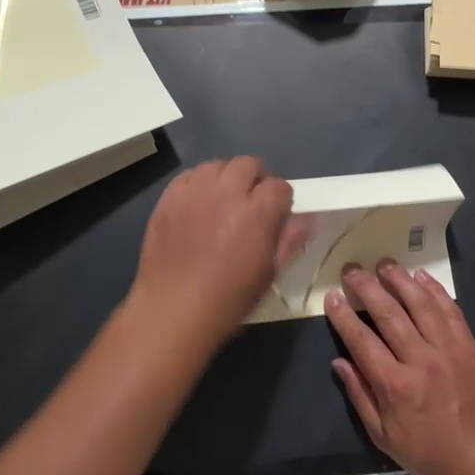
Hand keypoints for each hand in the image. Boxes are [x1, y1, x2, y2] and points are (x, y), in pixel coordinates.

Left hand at [131, 158, 305, 345]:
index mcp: (256, 212)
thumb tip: (306, 219)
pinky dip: (198, 183)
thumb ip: (289, 240)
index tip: (276, 215)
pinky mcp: (168, 198)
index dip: (281, 199)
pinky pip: (189, 175)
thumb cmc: (228, 299)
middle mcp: (226, 193)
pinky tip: (197, 204)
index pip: (279, 185)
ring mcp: (194, 192)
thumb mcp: (269, 274)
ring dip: (226, 178)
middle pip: (248, 164)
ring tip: (223, 201)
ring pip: (217, 164)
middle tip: (251, 203)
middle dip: (256, 179)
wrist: (172, 310)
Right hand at [324, 260, 474, 474]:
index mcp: (394, 385)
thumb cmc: (429, 452)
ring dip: (400, 280)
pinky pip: (449, 309)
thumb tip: (339, 362)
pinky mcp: (467, 345)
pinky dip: (434, 290)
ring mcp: (447, 349)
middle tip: (352, 269)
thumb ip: (360, 396)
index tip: (332, 297)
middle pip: (388, 313)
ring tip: (384, 264)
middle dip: (367, 287)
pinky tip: (420, 277)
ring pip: (419, 303)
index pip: (362, 340)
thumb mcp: (384, 436)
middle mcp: (420, 360)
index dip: (344, 316)